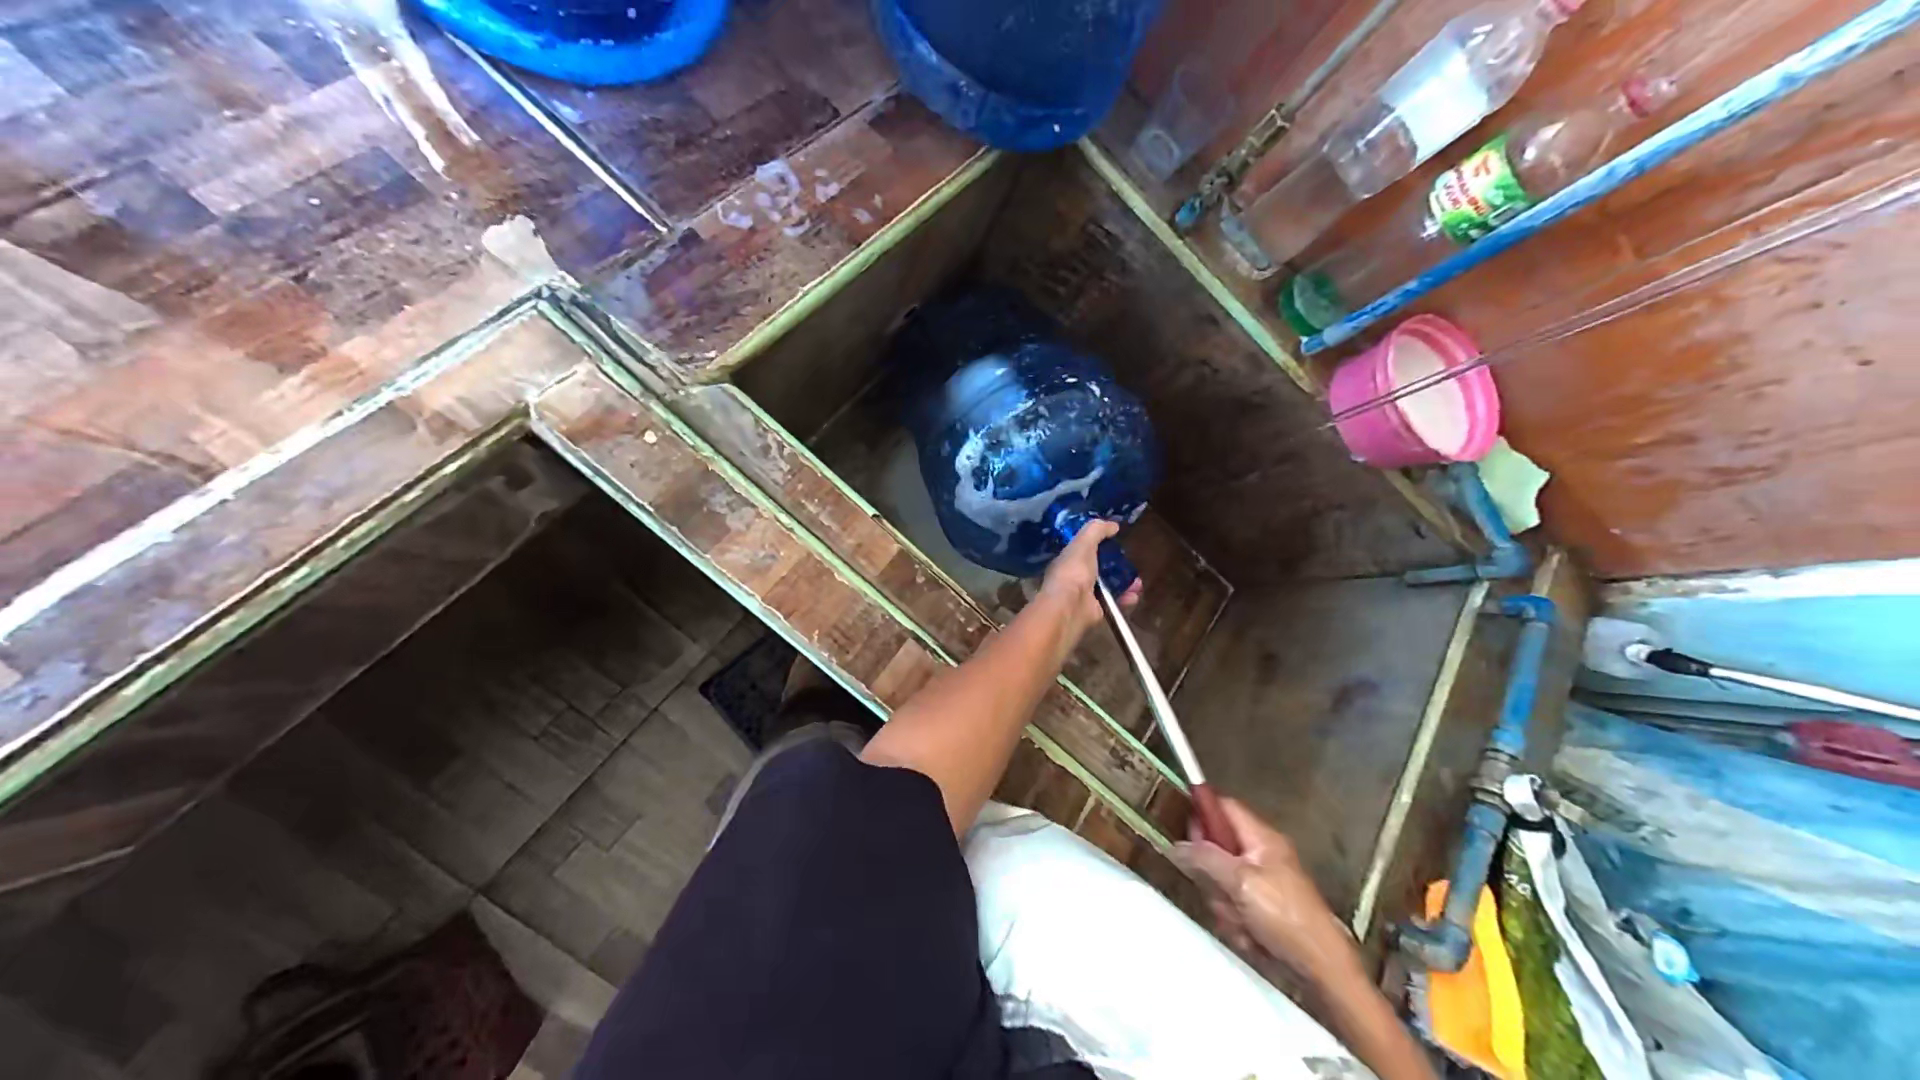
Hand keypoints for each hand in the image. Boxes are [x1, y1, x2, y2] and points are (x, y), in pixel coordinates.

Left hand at [1037, 519, 1141, 637]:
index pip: (1084, 549)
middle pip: (1099, 567)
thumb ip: (1097, 530)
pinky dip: (1125, 597)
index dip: (1098, 544)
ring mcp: (1085, 594)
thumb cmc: (1074, 570)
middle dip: (1117, 565)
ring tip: (1137, 582)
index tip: (1115, 541)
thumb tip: (1113, 525)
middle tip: (1130, 563)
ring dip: (1126, 582)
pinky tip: (1134, 594)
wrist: (1071, 606)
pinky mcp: (1096, 609)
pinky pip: (1114, 601)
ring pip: (1109, 585)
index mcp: (1067, 559)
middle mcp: (1075, 576)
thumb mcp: (1083, 543)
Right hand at [1171, 797, 1362, 984]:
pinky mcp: (1263, 910)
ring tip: (1240, 919)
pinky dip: (1235, 921)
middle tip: (1220, 891)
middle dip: (1212, 875)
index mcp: (1262, 838)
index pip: (1224, 807)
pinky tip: (1249, 935)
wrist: (1322, 968)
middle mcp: (1262, 856)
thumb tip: (1177, 845)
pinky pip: (1233, 906)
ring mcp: (1263, 885)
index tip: (1187, 835)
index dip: (1202, 814)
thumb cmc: (1285, 916)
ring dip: (1224, 904)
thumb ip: (1205, 859)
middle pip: (1217, 849)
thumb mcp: (1240, 882)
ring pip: (1222, 882)